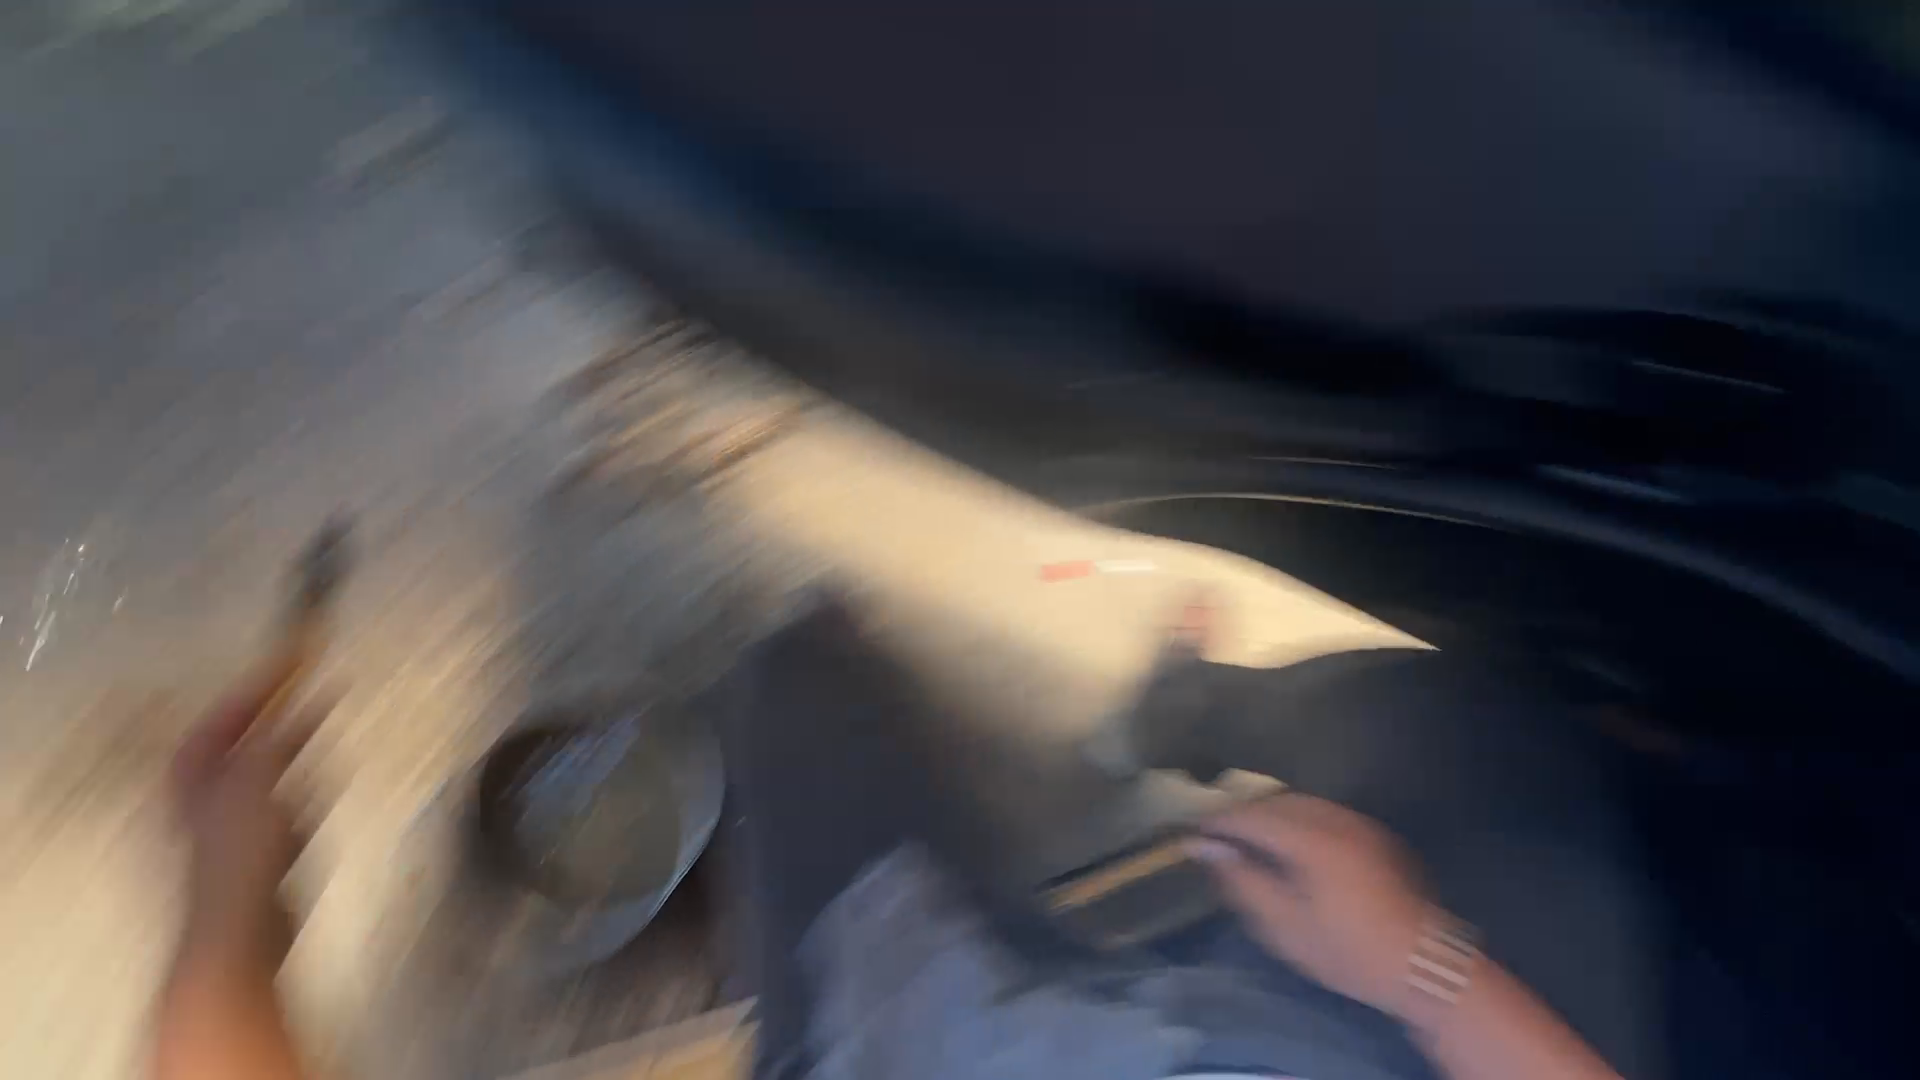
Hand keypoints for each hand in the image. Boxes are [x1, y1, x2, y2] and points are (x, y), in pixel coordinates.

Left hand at [170, 658, 323, 967]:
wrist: (241, 933)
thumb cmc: (242, 860)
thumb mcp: (255, 792)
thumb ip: (271, 748)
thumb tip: (293, 707)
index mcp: (194, 783)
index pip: (217, 721)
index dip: (251, 689)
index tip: (292, 659)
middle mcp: (204, 798)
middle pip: (232, 741)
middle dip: (267, 710)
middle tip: (306, 681)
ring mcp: (228, 823)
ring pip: (256, 765)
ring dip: (284, 738)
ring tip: (317, 716)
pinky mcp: (255, 844)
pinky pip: (278, 791)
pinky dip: (298, 772)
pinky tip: (321, 774)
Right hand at [1189, 794, 1429, 1018]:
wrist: (1426, 968)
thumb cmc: (1347, 952)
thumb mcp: (1284, 926)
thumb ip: (1240, 879)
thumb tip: (1201, 845)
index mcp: (1309, 839)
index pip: (1248, 815)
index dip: (1216, 822)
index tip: (1192, 832)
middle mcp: (1333, 818)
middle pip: (1272, 801)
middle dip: (1241, 813)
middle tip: (1216, 836)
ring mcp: (1357, 821)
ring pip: (1297, 801)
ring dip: (1268, 813)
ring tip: (1249, 837)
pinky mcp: (1372, 831)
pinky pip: (1321, 810)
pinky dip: (1296, 817)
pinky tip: (1290, 840)